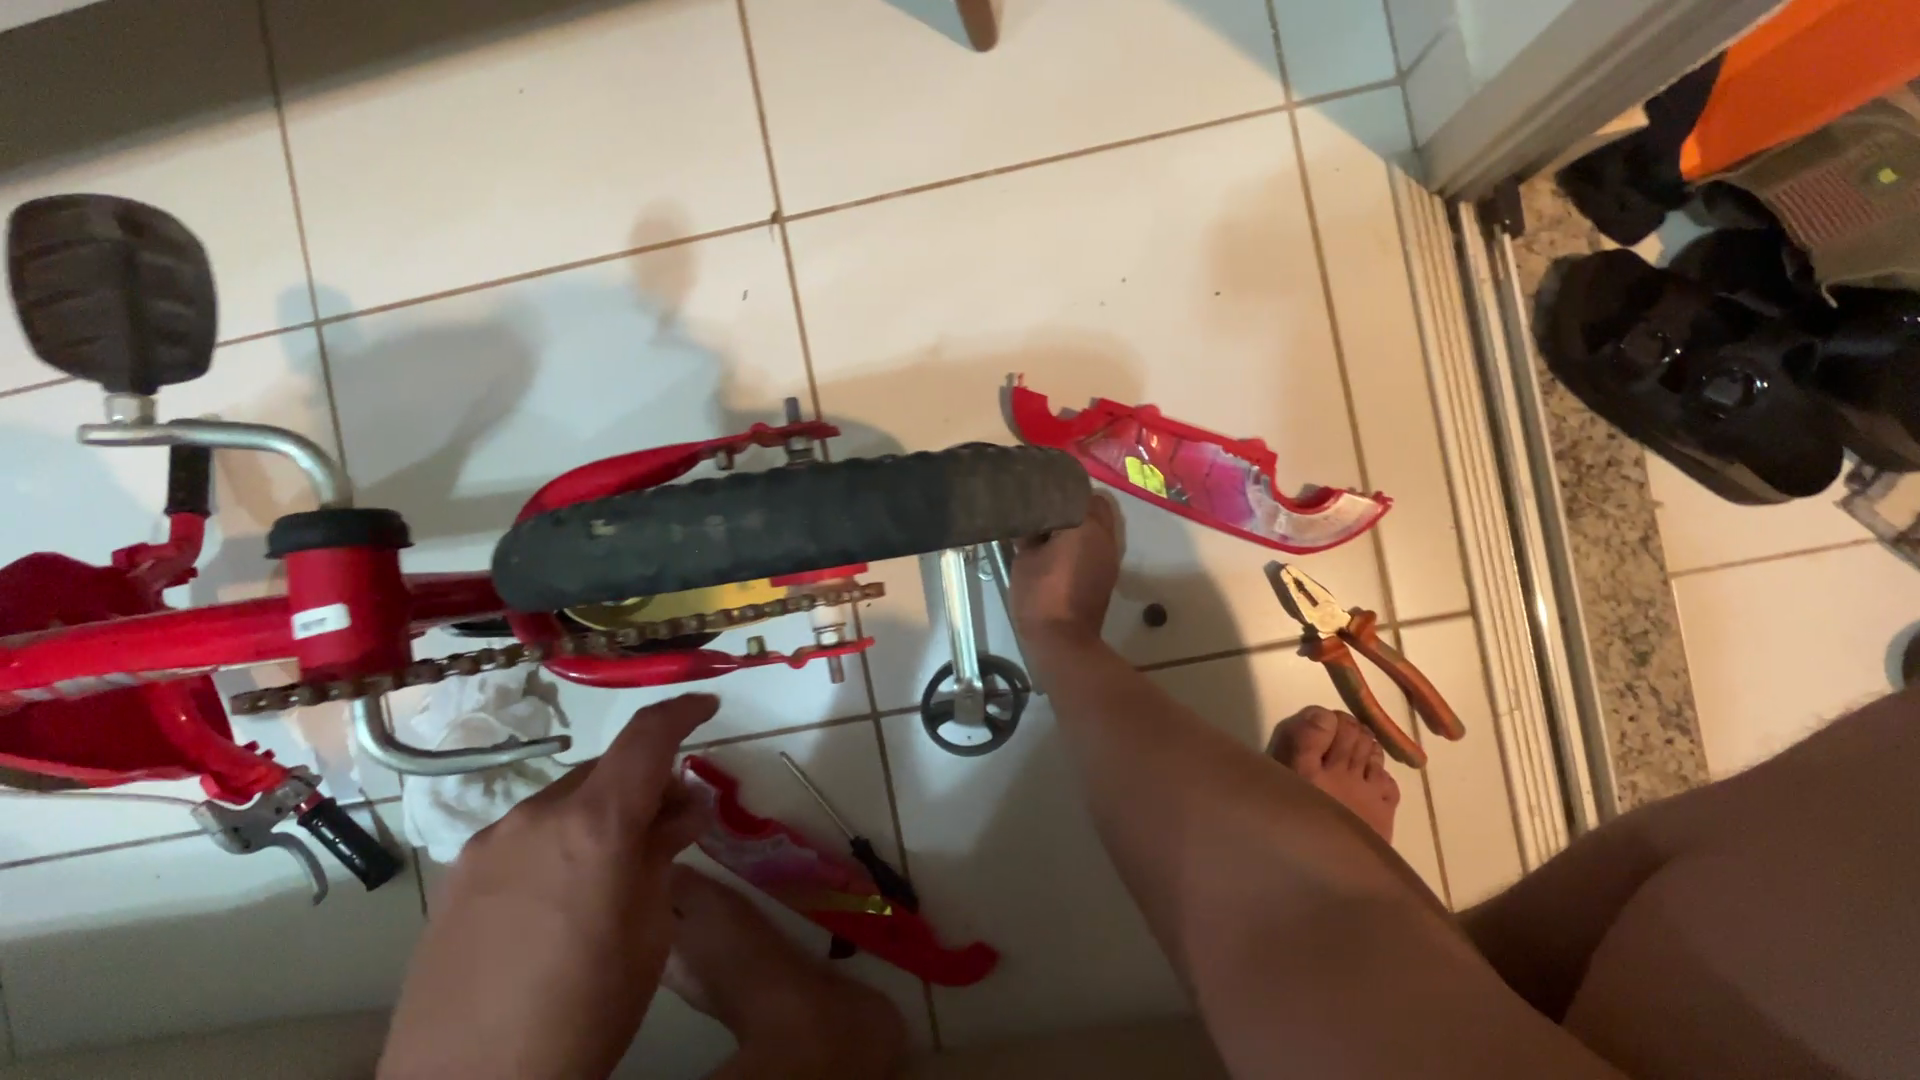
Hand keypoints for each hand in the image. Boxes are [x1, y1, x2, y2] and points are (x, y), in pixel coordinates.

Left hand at [380, 694, 715, 1079]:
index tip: (706, 707)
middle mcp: (536, 816)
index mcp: (594, 824)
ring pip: (563, 805)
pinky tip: (561, 898)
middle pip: (604, 772)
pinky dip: (559, 843)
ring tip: (614, 871)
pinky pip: (525, 837)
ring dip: (599, 817)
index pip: (646, 738)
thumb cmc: (586, 1010)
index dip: (681, 713)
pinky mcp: (457, 877)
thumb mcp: (649, 931)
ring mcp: (488, 844)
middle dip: (644, 784)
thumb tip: (681, 809)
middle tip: (672, 823)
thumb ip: (662, 854)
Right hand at [1010, 493, 1119, 651]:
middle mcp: (1105, 534)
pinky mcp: (1109, 572)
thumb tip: (1031, 521)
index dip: (1054, 487)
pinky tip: (1060, 549)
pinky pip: (1099, 543)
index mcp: (1084, 524)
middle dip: (1073, 502)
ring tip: (1051, 529)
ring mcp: (1111, 554)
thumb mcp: (1024, 559)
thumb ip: (1030, 532)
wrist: (1062, 641)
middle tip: (1045, 508)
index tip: (1035, 489)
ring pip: (1100, 524)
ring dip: (1080, 522)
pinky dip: (1084, 540)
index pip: (1074, 489)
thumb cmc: (1040, 595)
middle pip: (1095, 503)